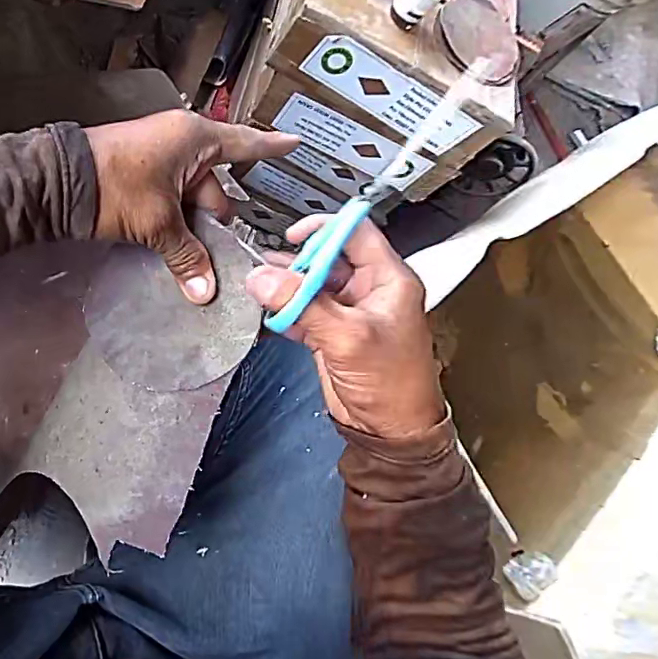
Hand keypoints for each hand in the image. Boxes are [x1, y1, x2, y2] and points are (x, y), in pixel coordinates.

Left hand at [84, 111, 299, 303]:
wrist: (57, 183)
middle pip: (215, 189)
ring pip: (190, 201)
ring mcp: (159, 161)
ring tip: (190, 261)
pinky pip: (170, 204)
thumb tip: (206, 291)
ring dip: (191, 230)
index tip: (293, 145)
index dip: (270, 149)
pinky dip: (173, 225)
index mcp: (195, 139)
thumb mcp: (156, 223)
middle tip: (214, 257)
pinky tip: (172, 250)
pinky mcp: (140, 179)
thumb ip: (186, 256)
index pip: (245, 145)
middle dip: (215, 223)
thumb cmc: (113, 185)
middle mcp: (181, 145)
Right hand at [245, 215, 446, 440]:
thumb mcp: (348, 337)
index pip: (355, 233)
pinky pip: (302, 312)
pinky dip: (285, 313)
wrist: (389, 429)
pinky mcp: (330, 334)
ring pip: (310, 286)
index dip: (324, 229)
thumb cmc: (395, 386)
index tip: (293, 236)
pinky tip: (272, 315)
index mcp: (388, 280)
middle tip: (269, 271)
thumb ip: (304, 305)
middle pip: (326, 260)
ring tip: (262, 289)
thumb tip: (266, 279)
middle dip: (296, 263)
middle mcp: (368, 292)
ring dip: (286, 288)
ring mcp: (347, 313)